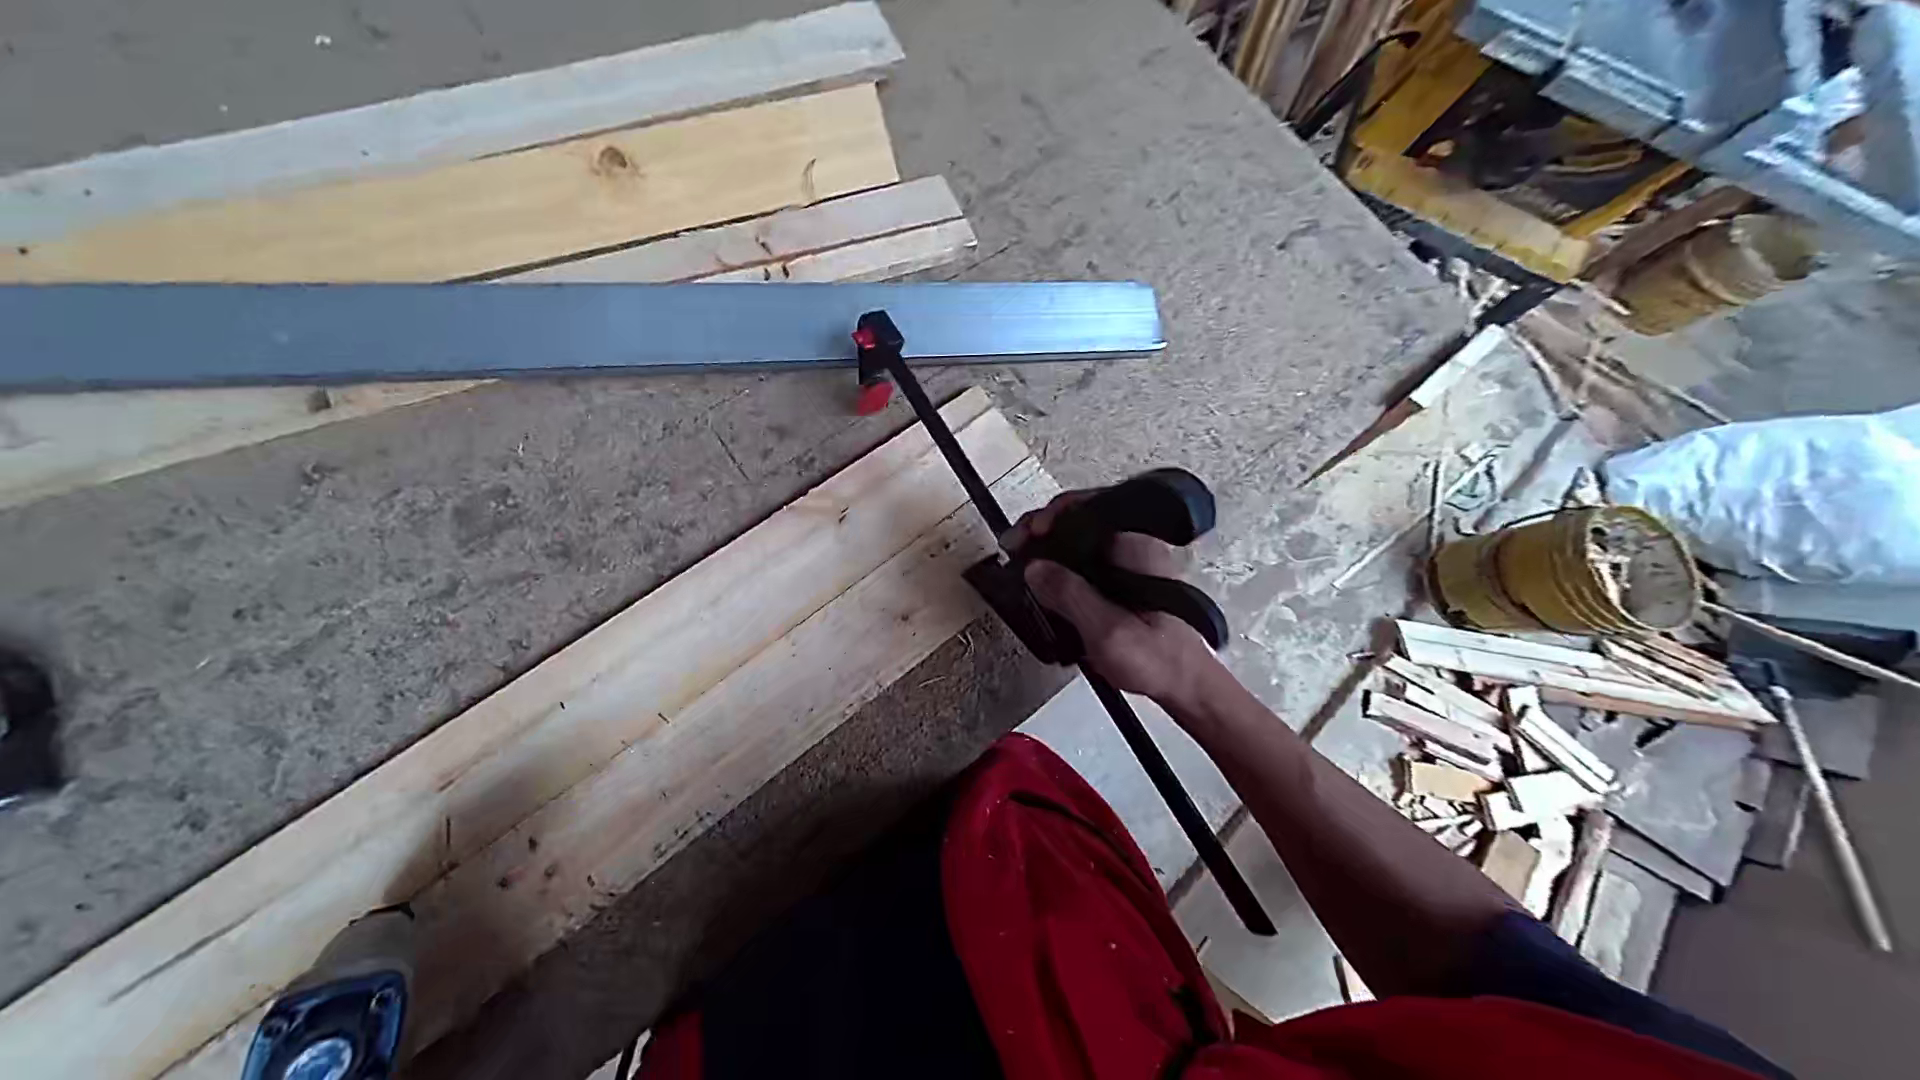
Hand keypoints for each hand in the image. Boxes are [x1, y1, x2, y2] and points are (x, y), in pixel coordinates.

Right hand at [1007, 492, 1226, 708]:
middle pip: (1079, 520)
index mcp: (1138, 551)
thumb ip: (1071, 596)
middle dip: (1043, 529)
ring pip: (1078, 541)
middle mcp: (1135, 550)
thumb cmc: (1160, 660)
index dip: (1052, 516)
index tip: (1029, 535)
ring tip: (1023, 559)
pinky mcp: (1118, 582)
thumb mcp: (1108, 632)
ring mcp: (1126, 565)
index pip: (1088, 510)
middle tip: (1017, 545)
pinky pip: (1083, 562)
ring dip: (1049, 546)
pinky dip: (1059, 565)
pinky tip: (1043, 579)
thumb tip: (1037, 569)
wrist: (1180, 685)